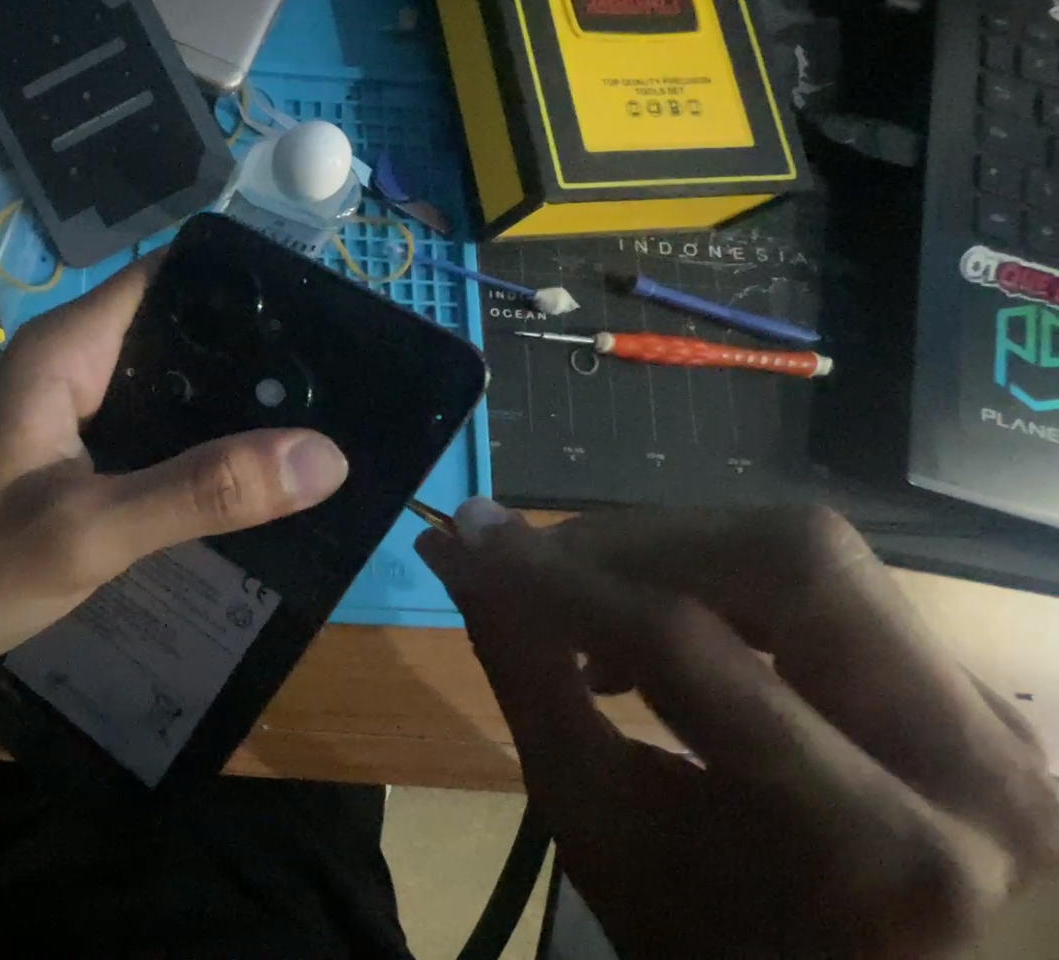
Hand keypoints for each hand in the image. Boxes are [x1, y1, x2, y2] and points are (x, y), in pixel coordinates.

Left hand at [0, 257, 349, 674]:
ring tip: (318, 437)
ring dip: (231, 412)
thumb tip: (322, 455)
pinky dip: (197, 454)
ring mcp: (71, 415)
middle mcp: (73, 368)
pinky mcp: (72, 459)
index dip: (250, 288)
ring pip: (170, 391)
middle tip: (344, 395)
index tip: (331, 320)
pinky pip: (151, 438)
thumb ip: (198, 492)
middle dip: (255, 359)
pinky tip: (247, 485)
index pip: (173, 279)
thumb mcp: (84, 532)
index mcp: (69, 352)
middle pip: (181, 335)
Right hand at [417, 499, 1058, 958]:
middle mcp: (974, 765)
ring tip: (589, 605)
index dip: (558, 578)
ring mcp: (997, 721)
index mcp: (869, 843)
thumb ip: (525, 672)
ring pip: (809, 555)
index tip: (467, 536)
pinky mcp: (975, 691)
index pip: (683, 645)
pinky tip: (657, 624)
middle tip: (534, 561)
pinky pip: (824, 586)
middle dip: (631, 541)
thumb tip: (457, 555)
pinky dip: (710, 578)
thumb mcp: (588, 816)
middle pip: (788, 561)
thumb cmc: (695, 932)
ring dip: (666, 553)